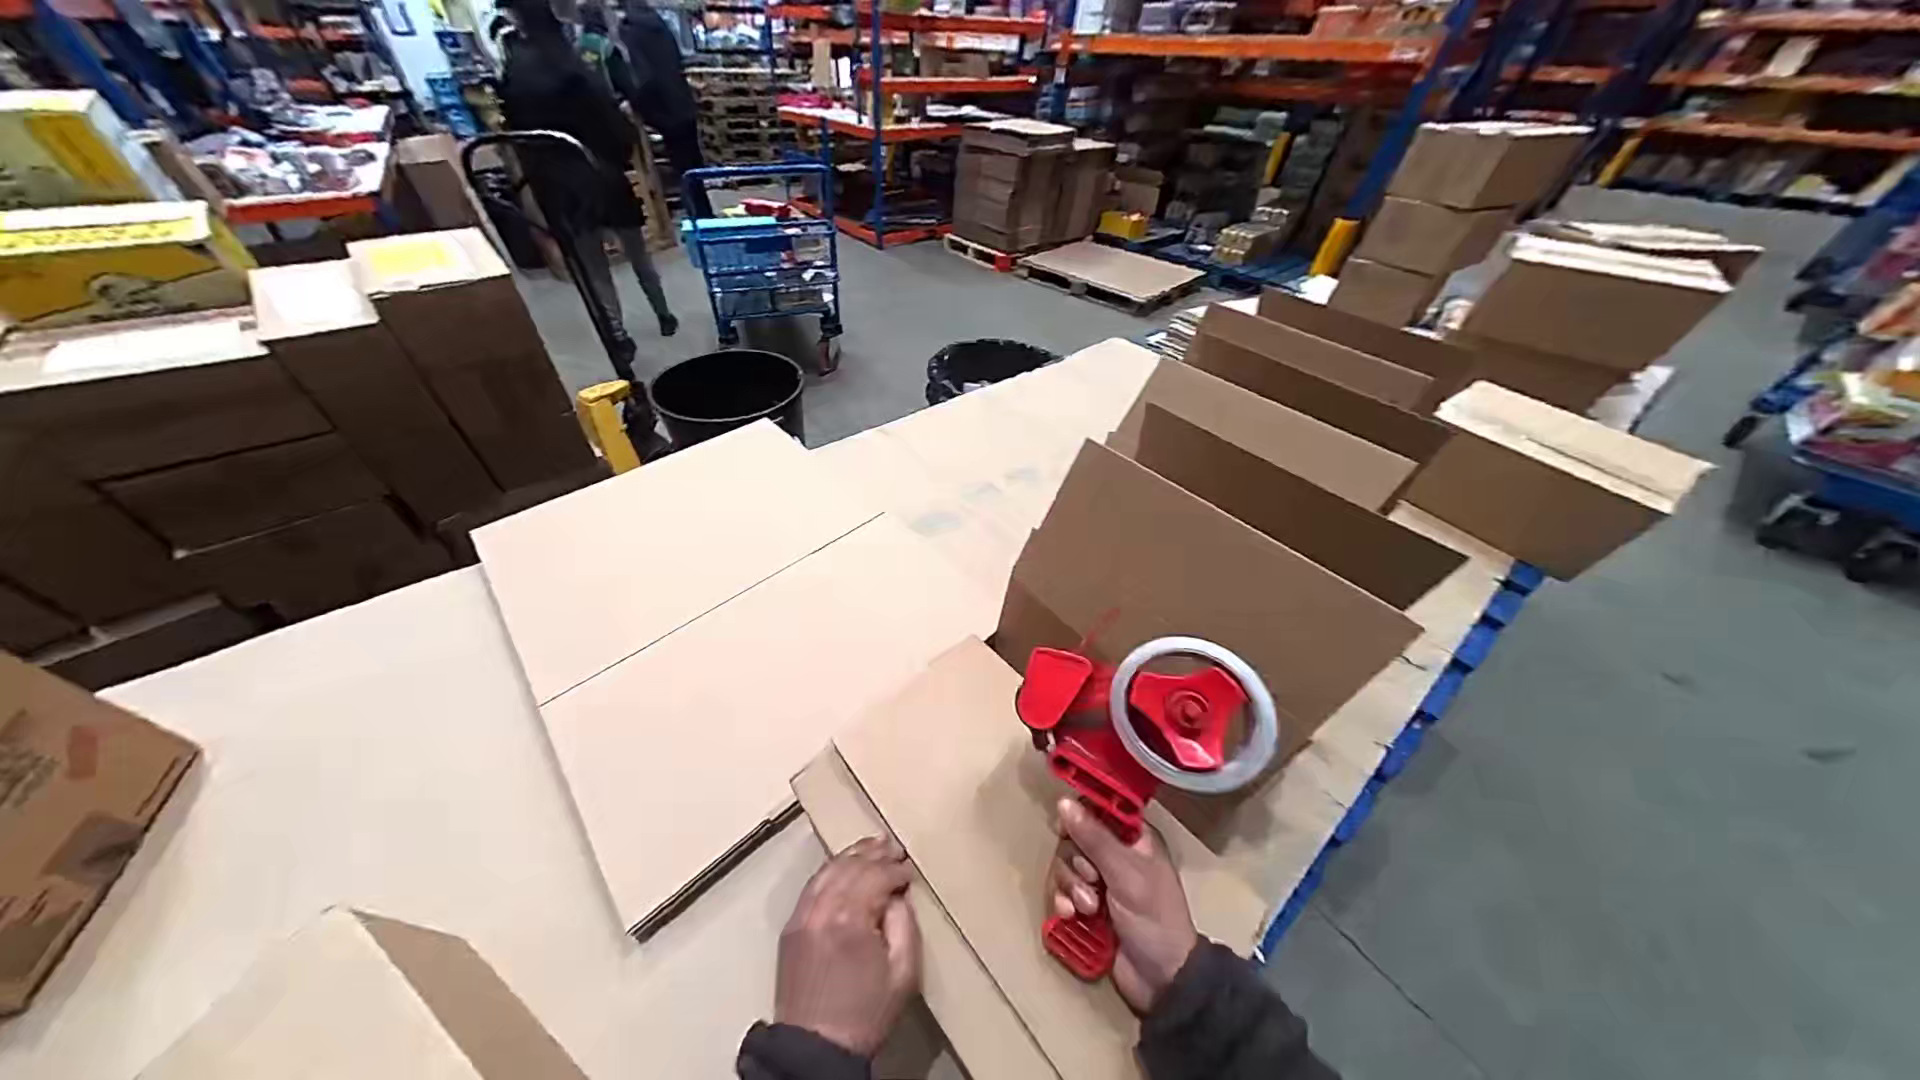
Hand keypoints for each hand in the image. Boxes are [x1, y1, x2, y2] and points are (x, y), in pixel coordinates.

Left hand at [776, 835, 920, 1055]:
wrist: (815, 1048)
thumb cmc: (866, 1012)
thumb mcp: (903, 974)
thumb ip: (905, 925)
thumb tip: (897, 896)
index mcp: (851, 918)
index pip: (877, 875)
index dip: (897, 871)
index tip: (910, 873)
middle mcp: (823, 907)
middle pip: (853, 865)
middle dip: (876, 854)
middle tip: (894, 847)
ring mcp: (803, 914)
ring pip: (830, 869)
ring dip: (853, 855)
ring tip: (873, 846)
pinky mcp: (792, 925)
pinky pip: (813, 884)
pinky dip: (832, 869)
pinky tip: (845, 866)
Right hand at [1052, 798, 1198, 1012]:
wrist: (1162, 980)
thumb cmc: (1154, 918)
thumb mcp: (1126, 873)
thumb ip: (1094, 837)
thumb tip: (1063, 802)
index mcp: (1133, 838)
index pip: (1098, 809)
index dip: (1078, 815)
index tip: (1066, 829)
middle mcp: (1114, 853)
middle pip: (1074, 838)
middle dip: (1075, 862)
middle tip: (1092, 881)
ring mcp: (1099, 881)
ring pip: (1064, 865)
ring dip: (1070, 886)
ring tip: (1088, 908)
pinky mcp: (1086, 906)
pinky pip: (1061, 892)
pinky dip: (1062, 902)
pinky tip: (1070, 916)